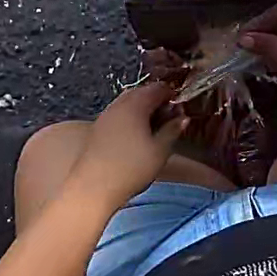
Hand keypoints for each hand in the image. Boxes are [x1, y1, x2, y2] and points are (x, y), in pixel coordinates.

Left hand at [66, 83, 187, 208]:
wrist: (93, 187)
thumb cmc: (132, 167)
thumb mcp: (160, 150)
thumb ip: (172, 130)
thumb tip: (183, 117)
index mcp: (136, 105)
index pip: (157, 89)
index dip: (171, 94)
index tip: (182, 106)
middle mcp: (118, 105)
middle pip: (140, 93)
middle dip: (156, 99)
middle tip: (170, 115)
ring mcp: (105, 117)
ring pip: (127, 103)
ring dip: (142, 109)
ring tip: (155, 126)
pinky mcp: (97, 129)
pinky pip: (118, 114)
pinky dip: (130, 117)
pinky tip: (137, 134)